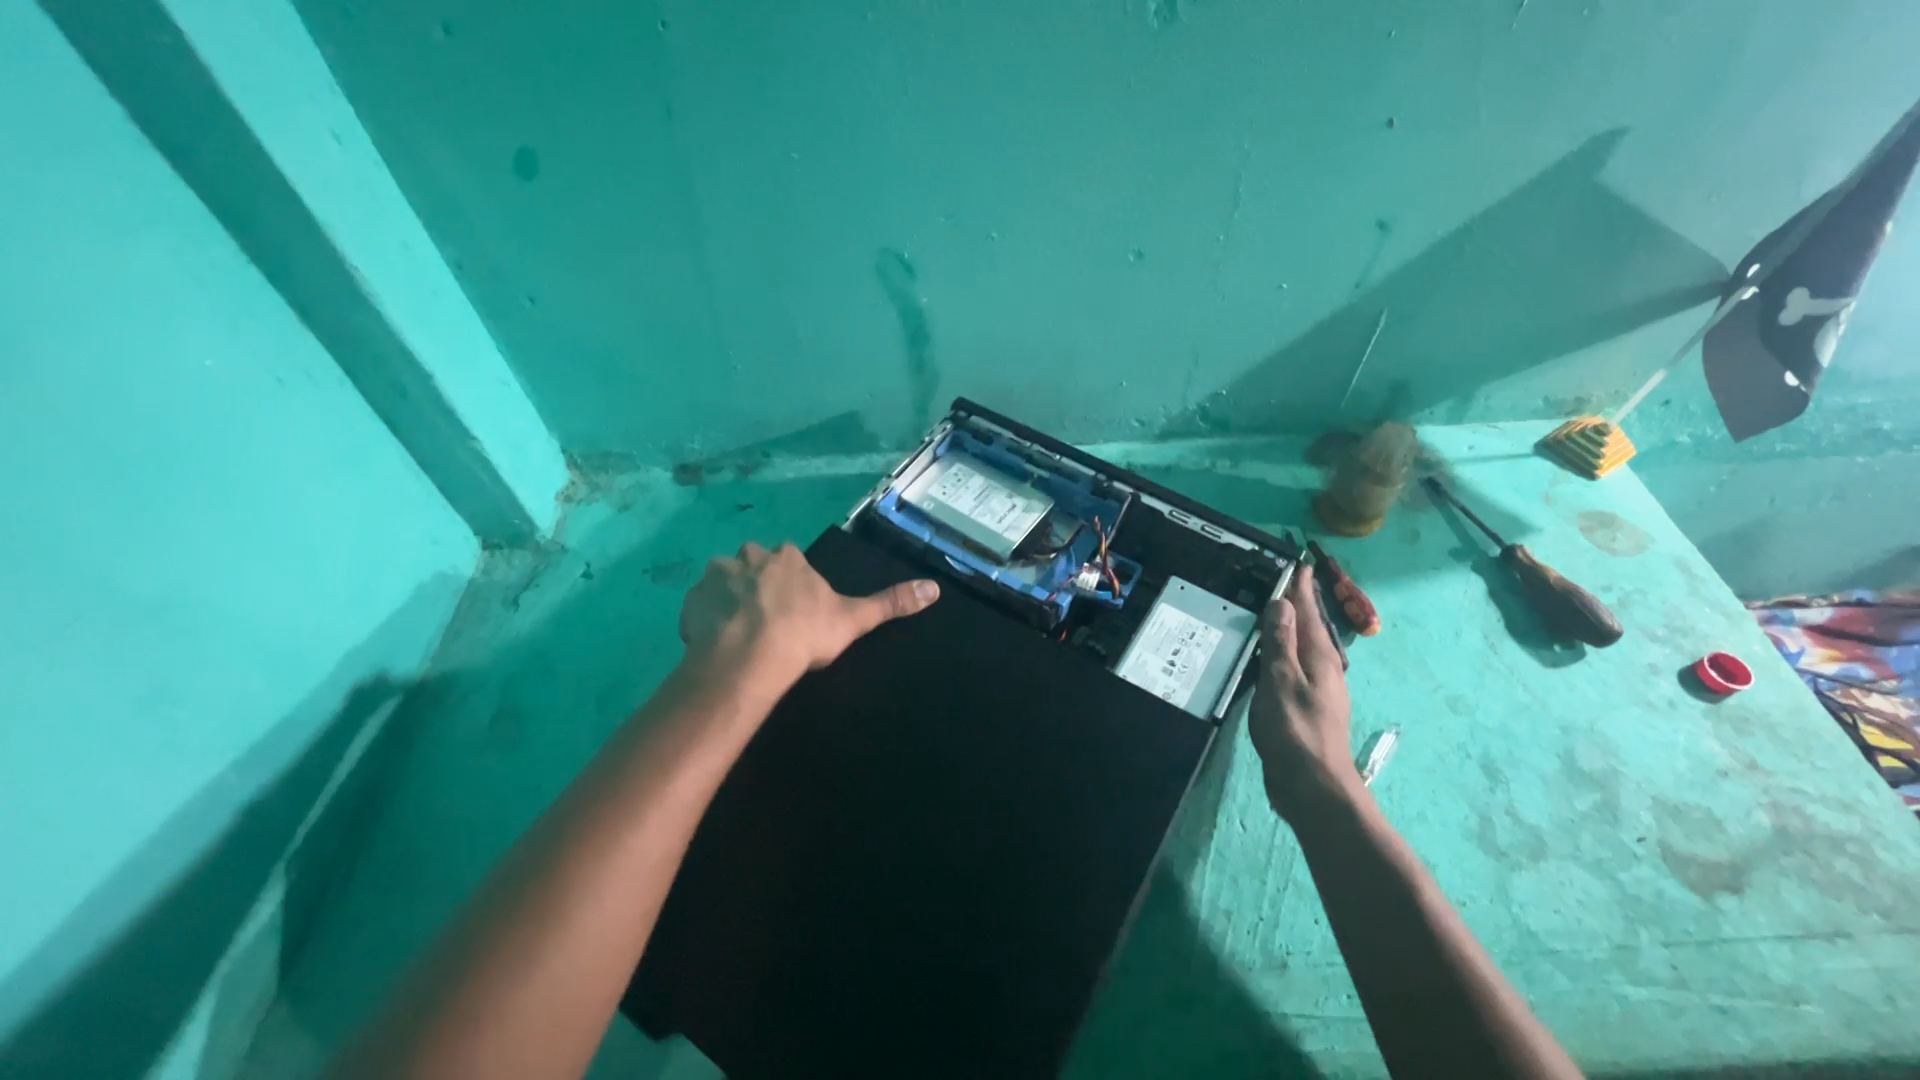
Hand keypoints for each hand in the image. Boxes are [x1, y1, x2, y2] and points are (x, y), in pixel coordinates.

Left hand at [679, 542, 939, 684]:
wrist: (751, 657)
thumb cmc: (804, 634)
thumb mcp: (854, 619)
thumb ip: (890, 603)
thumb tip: (934, 588)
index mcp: (787, 558)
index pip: (789, 560)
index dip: (790, 583)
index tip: (794, 608)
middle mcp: (749, 557)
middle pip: (752, 565)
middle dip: (756, 585)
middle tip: (765, 621)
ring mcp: (716, 577)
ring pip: (722, 583)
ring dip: (728, 601)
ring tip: (739, 635)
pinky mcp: (691, 601)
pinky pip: (698, 606)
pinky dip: (706, 621)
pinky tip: (717, 644)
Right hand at [1249, 564, 1357, 817]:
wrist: (1314, 785)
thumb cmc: (1295, 731)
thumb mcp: (1281, 682)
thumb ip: (1280, 643)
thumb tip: (1282, 603)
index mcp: (1319, 657)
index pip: (1308, 612)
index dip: (1301, 587)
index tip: (1298, 562)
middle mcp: (1323, 668)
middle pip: (1310, 626)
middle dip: (1298, 602)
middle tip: (1283, 579)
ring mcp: (1317, 688)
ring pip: (1303, 646)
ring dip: (1291, 626)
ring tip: (1274, 610)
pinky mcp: (1306, 706)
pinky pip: (1294, 665)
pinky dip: (1283, 651)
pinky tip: (1271, 657)